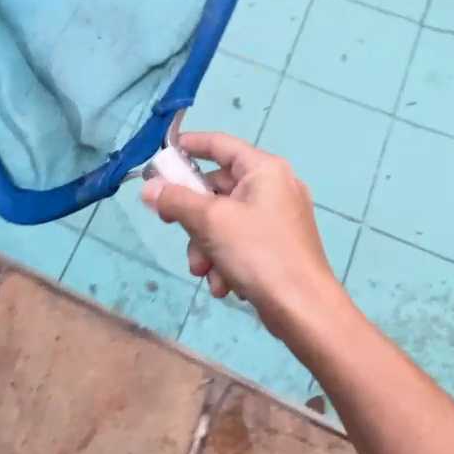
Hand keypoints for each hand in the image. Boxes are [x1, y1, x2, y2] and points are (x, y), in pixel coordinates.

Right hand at [140, 131, 344, 336]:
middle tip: (170, 224)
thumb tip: (149, 188)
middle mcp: (274, 186)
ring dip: (206, 245)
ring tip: (203, 271)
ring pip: (224, 220)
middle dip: (193, 216)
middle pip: (218, 187)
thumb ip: (176, 200)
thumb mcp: (211, 222)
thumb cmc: (259, 253)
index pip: (220, 143)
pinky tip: (223, 284)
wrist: (305, 310)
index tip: (162, 154)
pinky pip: (240, 241)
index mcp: (264, 169)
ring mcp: (278, 217)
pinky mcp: (279, 245)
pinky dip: (226, 259)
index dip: (190, 145)